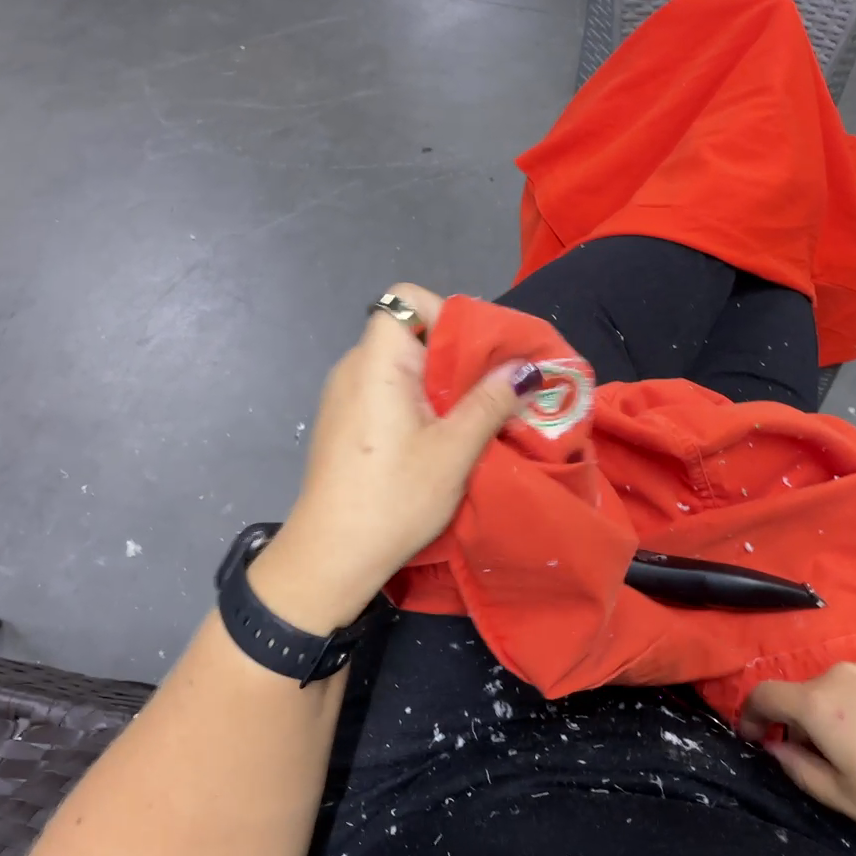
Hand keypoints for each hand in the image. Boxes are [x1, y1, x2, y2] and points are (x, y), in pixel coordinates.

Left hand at [248, 283, 535, 631]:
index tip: (479, 354)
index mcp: (378, 361)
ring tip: (474, 418)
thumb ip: (490, 401)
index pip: (407, 298)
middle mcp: (355, 366)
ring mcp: (345, 395)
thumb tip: (525, 366)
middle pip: (411, 331)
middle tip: (495, 389)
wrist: (330, 557)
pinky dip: (420, 402)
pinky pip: (389, 391)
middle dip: (457, 354)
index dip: (447, 312)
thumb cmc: (393, 498)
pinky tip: (440, 439)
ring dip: (442, 383)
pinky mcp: (345, 421)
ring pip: (403, 365)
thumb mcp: (454, 451)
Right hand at [737, 661, 855, 855]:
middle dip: (795, 725)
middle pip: (799, 693)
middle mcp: (841, 673)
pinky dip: (855, 711)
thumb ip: (799, 770)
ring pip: (832, 691)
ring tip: (855, 757)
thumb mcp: (845, 798)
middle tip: (813, 764)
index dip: (749, 717)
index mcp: (819, 701)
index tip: (752, 741)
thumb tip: (778, 748)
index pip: (763, 694)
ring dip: (827, 718)